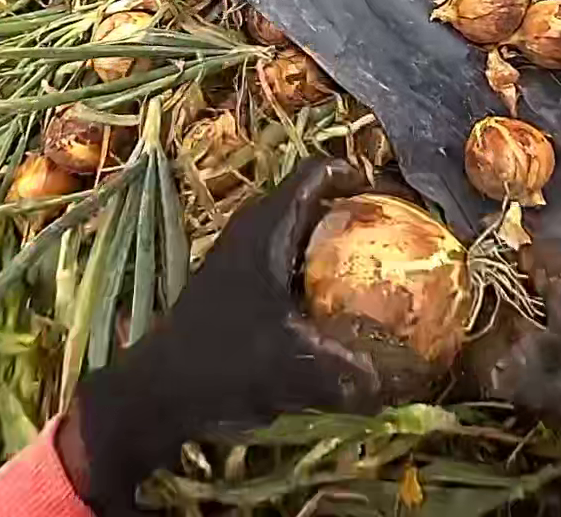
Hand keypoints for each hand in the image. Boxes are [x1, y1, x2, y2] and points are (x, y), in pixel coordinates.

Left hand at [58, 157, 384, 512]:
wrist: (161, 386)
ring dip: (327, 227)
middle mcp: (254, 225)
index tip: (382, 193)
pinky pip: (282, 244)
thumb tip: (399, 382)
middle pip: (307, 193)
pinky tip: (327, 289)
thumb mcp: (293, 364)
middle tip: (381, 224)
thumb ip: (348, 372)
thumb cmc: (225, 360)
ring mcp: (241, 246)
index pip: (313, 173)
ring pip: (293, 219)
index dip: (350, 173)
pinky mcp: (236, 270)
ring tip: (363, 252)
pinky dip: (310, 251)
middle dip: (345, 201)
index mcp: (268, 226)